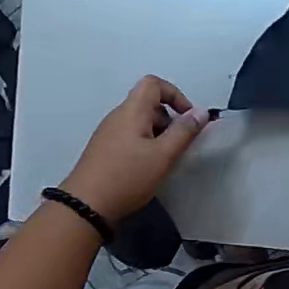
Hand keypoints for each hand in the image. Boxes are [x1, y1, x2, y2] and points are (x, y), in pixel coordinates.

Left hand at [59, 75, 211, 222]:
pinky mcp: (105, 149)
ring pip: (140, 122)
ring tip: (166, 159)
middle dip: (170, 119)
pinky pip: (131, 136)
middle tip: (181, 144)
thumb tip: (201, 112)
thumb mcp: (162, 155)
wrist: (86, 205)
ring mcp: (109, 133)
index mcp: (131, 111)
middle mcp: (118, 116)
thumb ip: (184, 132)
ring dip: (159, 134)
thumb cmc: (127, 176)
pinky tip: (149, 167)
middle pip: (148, 103)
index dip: (175, 94)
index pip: (153, 83)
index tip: (188, 118)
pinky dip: (146, 144)